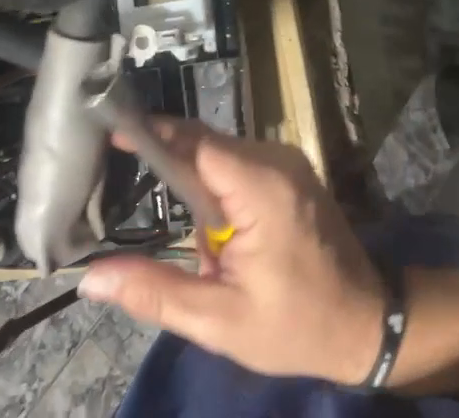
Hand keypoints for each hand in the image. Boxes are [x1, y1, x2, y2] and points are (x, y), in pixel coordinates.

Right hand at [77, 118, 385, 383]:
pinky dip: (216, 189)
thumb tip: (91, 278)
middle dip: (165, 162)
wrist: (366, 323)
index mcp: (262, 187)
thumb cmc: (295, 325)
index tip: (108, 133)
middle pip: (205, 144)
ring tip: (169, 221)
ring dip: (193, 184)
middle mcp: (277, 160)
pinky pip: (240, 165)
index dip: (152, 135)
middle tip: (118, 181)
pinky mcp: (292, 173)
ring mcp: (288, 163)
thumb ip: (154, 291)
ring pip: (220, 155)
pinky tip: (210, 233)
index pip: (195, 142)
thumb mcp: (219, 319)